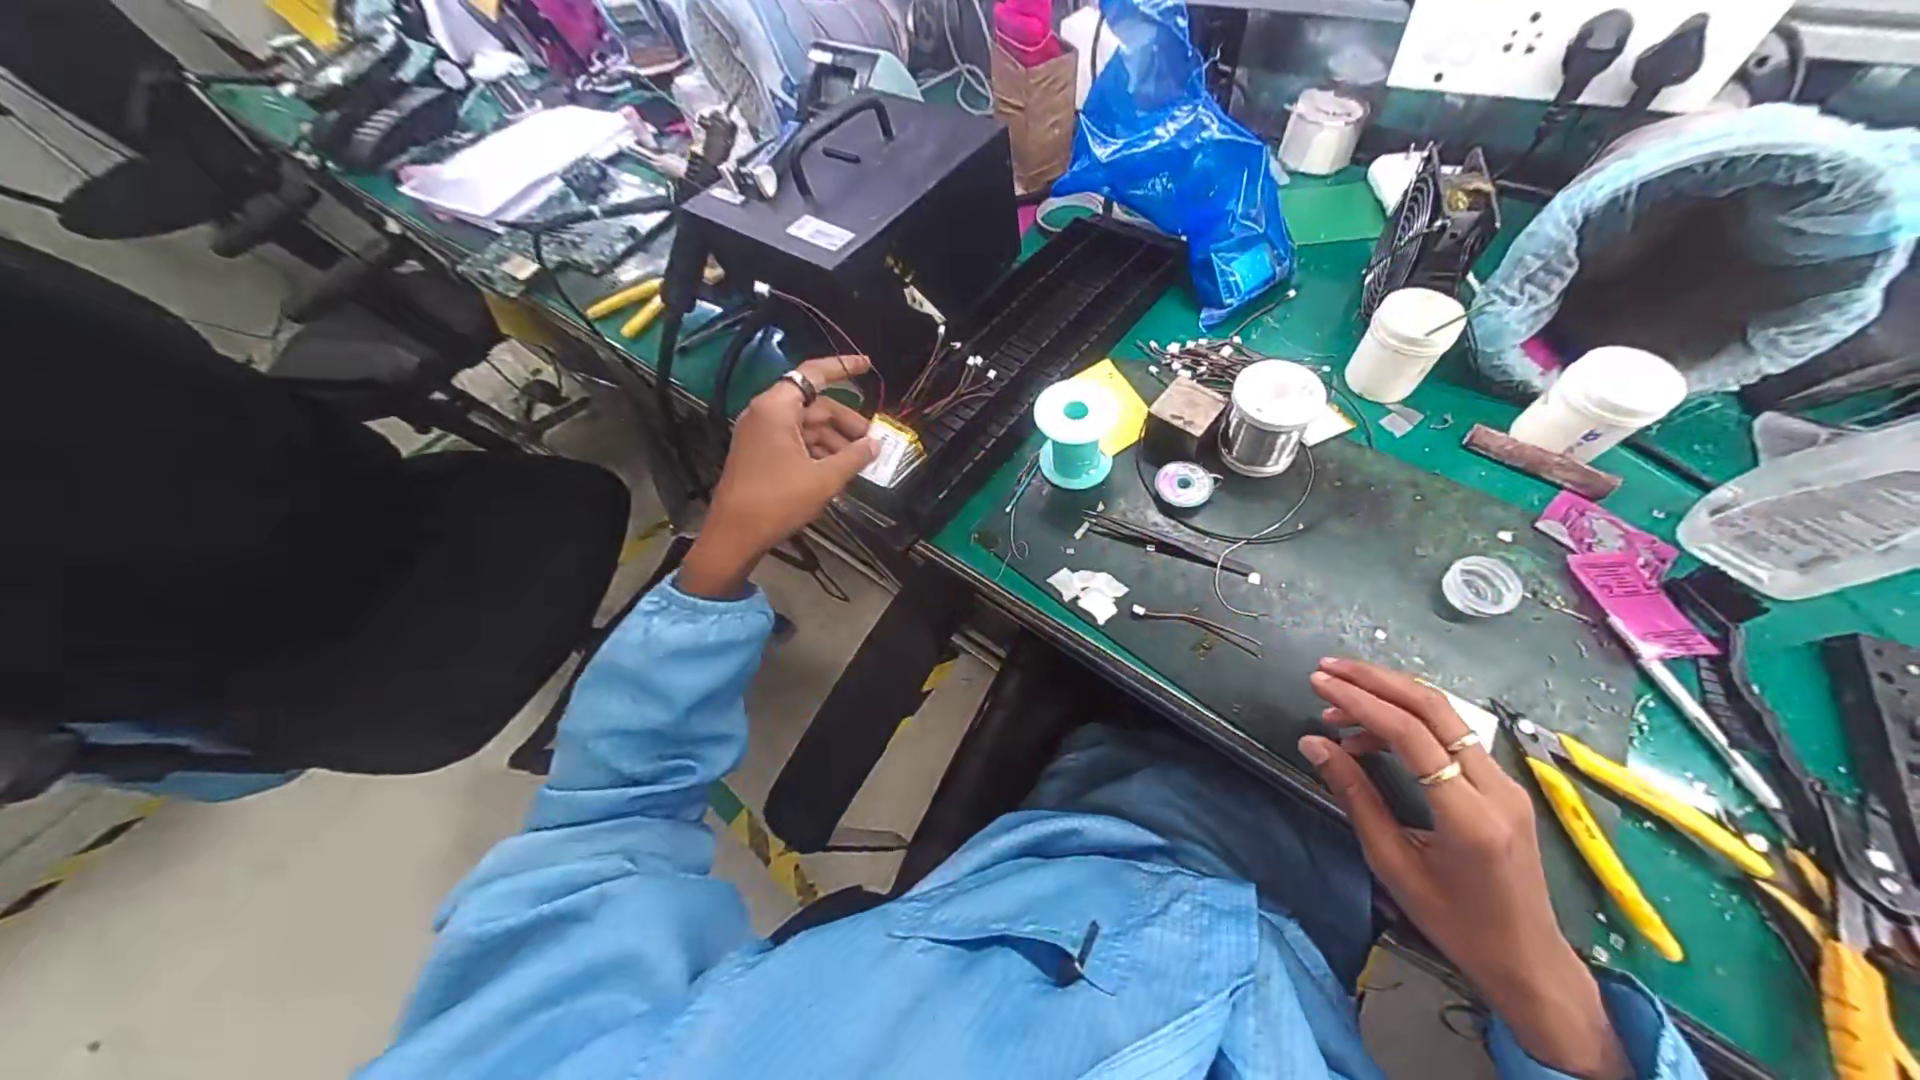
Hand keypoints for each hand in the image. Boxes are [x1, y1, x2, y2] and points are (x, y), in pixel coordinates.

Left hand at [678, 355, 876, 598]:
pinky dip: (818, 450)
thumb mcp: (824, 478)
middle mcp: (765, 413)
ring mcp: (760, 433)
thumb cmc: (778, 501)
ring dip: (834, 440)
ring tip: (861, 460)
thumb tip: (876, 444)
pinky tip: (838, 468)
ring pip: (806, 426)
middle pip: (814, 406)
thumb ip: (854, 456)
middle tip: (874, 441)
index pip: (813, 374)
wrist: (734, 534)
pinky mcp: (759, 452)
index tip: (867, 365)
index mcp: (776, 408)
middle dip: (846, 422)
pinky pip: (795, 441)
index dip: (843, 367)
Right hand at [1300, 658, 1629, 1079]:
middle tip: (1327, 670)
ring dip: (1388, 697)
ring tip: (1336, 705)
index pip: (1410, 734)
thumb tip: (1313, 743)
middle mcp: (1497, 789)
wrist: (1527, 961)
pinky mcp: (1502, 785)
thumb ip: (1354, 795)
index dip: (1359, 701)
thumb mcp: (1391, 862)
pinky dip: (1406, 720)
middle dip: (1375, 680)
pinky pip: (1450, 735)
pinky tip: (1369, 734)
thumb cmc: (1454, 922)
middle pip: (1434, 708)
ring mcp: (1506, 784)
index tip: (1318, 683)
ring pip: (1444, 715)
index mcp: (1469, 816)